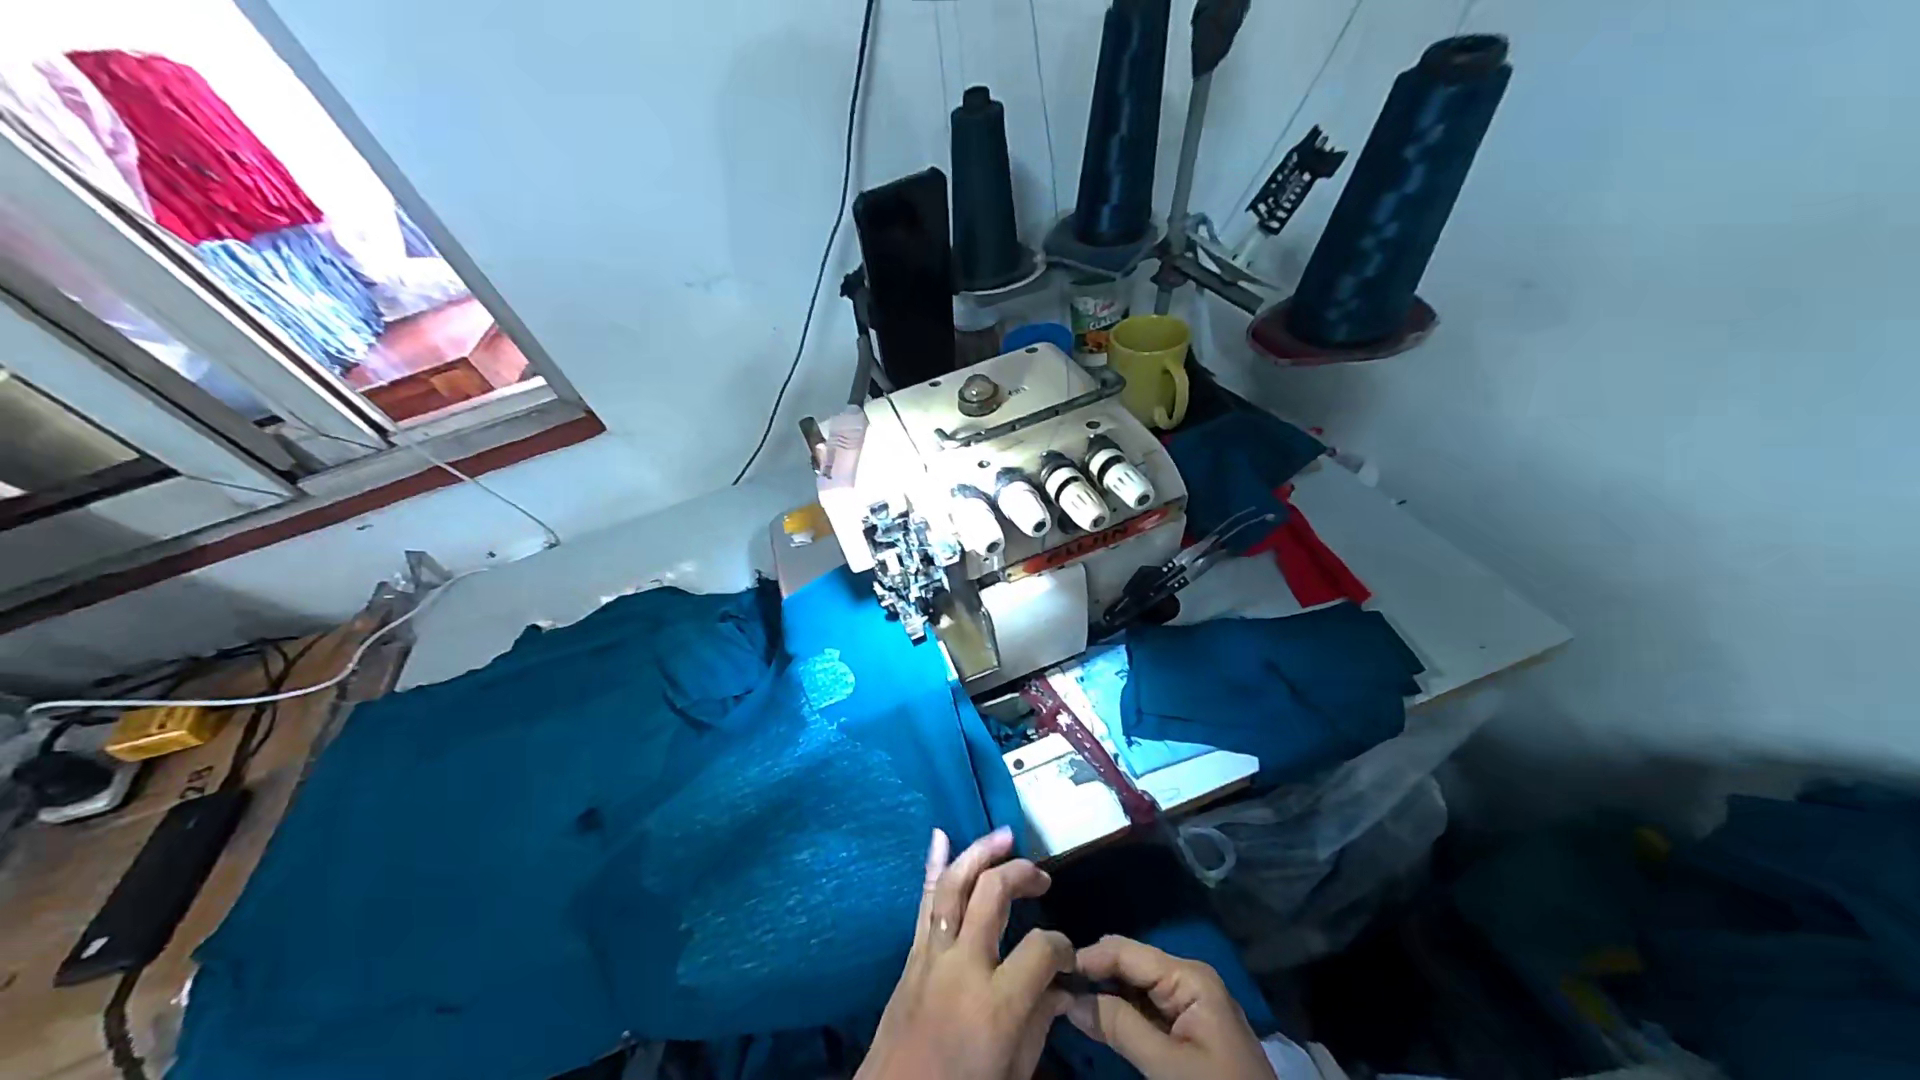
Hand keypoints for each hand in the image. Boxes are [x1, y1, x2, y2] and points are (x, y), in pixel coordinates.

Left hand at [856, 827, 1074, 1079]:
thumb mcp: (1014, 1071)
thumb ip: (1040, 1022)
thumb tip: (1059, 988)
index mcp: (996, 1003)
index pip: (1041, 948)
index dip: (1062, 946)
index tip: (1066, 956)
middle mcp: (963, 965)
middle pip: (993, 894)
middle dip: (1021, 874)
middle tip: (1042, 877)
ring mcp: (933, 954)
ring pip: (954, 885)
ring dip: (980, 852)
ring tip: (1004, 835)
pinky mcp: (913, 953)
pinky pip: (925, 900)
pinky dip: (933, 864)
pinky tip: (940, 836)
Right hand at [1066, 935, 1272, 1079]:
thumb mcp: (1168, 1068)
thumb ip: (1119, 1028)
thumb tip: (1069, 999)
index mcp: (1188, 976)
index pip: (1124, 952)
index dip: (1086, 959)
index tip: (1047, 971)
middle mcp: (1186, 978)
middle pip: (1128, 964)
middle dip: (1093, 973)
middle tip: (1051, 988)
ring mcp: (1188, 1002)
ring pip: (1133, 986)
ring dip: (1103, 994)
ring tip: (1063, 1001)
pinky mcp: (1188, 1026)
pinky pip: (1145, 1008)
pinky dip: (1120, 1013)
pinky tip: (1095, 1020)